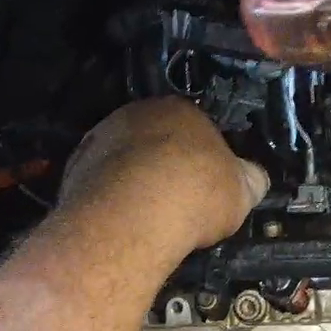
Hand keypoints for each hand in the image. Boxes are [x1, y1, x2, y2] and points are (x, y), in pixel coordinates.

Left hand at [60, 97, 268, 250]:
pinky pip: (100, 180)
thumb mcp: (242, 191)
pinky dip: (110, 196)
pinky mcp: (76, 165)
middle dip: (164, 164)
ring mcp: (102, 136)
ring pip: (124, 157)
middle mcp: (138, 112)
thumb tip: (254, 177)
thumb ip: (250, 179)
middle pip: (156, 138)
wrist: (134, 215)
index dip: (203, 157)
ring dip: (134, 179)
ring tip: (146, 215)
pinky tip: (121, 220)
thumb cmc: (197, 194)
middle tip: (176, 200)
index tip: (206, 184)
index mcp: (183, 109)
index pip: (197, 127)